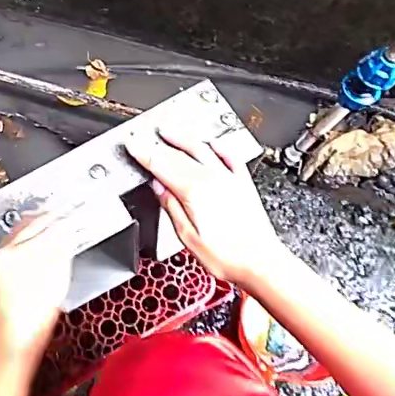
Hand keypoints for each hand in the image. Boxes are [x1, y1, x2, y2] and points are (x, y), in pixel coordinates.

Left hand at [0, 212, 74, 371]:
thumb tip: (68, 231)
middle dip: (51, 220)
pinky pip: (17, 250)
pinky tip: (45, 252)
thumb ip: (61, 252)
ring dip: (42, 230)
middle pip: (29, 226)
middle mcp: (1, 255)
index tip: (76, 215)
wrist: (6, 353)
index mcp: (12, 252)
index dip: (63, 218)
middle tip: (70, 217)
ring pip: (22, 237)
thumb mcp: (54, 283)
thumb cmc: (27, 327)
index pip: (43, 223)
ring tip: (61, 231)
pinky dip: (34, 244)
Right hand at [124, 126, 287, 285]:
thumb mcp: (187, 237)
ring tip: (169, 132)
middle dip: (157, 144)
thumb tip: (158, 188)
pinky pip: (229, 156)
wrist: (262, 263)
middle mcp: (212, 179)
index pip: (161, 165)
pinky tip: (212, 143)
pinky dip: (218, 146)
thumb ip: (171, 207)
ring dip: (183, 138)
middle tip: (142, 136)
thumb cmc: (227, 256)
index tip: (132, 144)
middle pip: (178, 154)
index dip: (144, 153)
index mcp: (194, 192)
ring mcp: (229, 178)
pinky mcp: (243, 183)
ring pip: (202, 148)